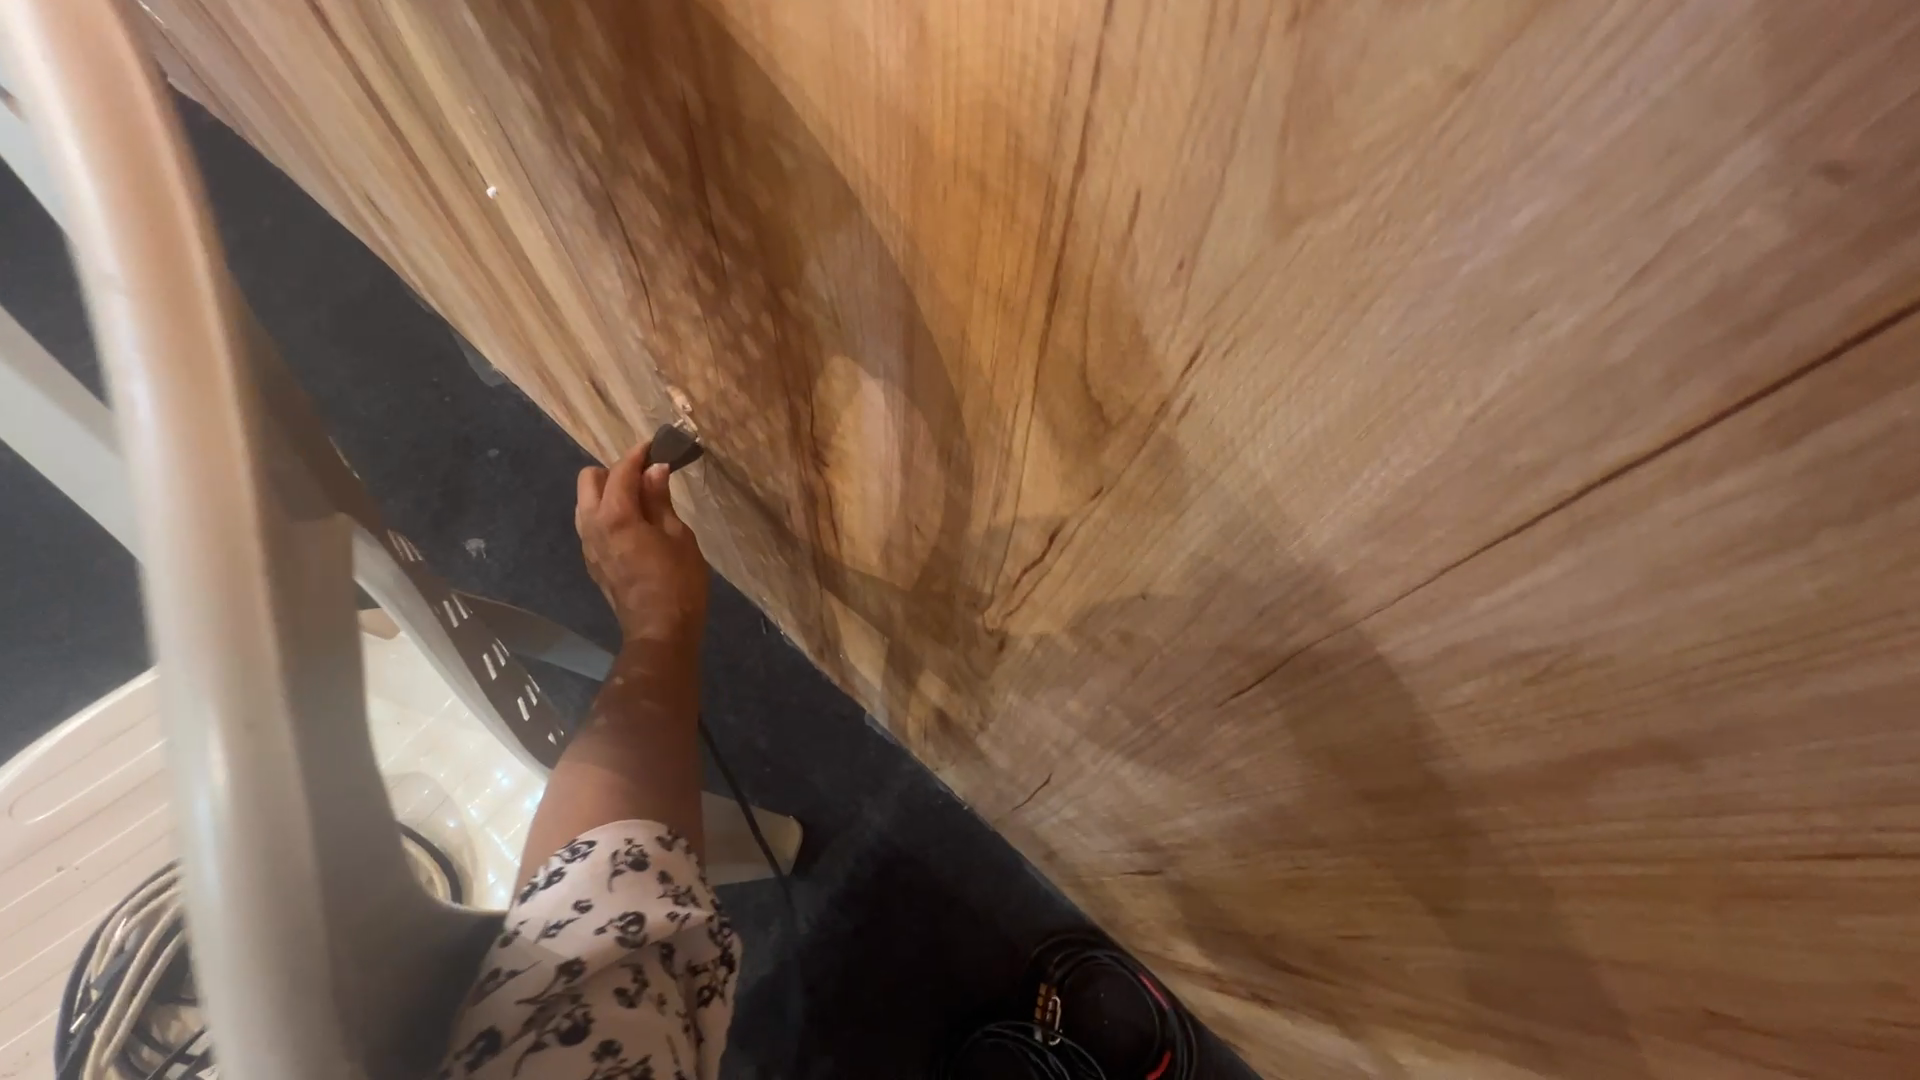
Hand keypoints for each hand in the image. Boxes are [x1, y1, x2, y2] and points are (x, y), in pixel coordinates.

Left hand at [576, 440, 708, 648]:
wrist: (660, 630)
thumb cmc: (679, 582)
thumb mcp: (678, 536)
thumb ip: (660, 500)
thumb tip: (655, 470)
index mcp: (616, 515)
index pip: (621, 471)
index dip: (638, 454)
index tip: (655, 445)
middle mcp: (592, 525)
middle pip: (590, 480)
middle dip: (616, 471)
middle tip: (647, 477)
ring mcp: (587, 545)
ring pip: (586, 502)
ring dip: (609, 493)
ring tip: (642, 500)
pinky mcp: (592, 561)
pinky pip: (592, 524)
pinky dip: (608, 514)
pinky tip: (635, 525)